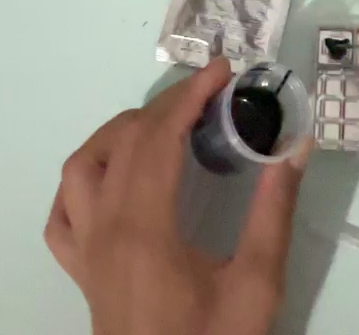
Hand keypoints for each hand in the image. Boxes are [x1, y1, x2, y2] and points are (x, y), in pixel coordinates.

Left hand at [45, 58, 308, 334]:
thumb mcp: (256, 287)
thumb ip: (274, 212)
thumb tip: (296, 147)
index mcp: (145, 229)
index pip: (160, 137)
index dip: (191, 94)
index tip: (224, 70)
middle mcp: (104, 230)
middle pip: (127, 140)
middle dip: (170, 102)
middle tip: (213, 91)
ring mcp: (85, 252)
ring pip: (82, 166)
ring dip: (122, 131)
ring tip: (164, 124)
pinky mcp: (79, 272)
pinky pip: (62, 213)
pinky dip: (83, 180)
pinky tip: (114, 176)